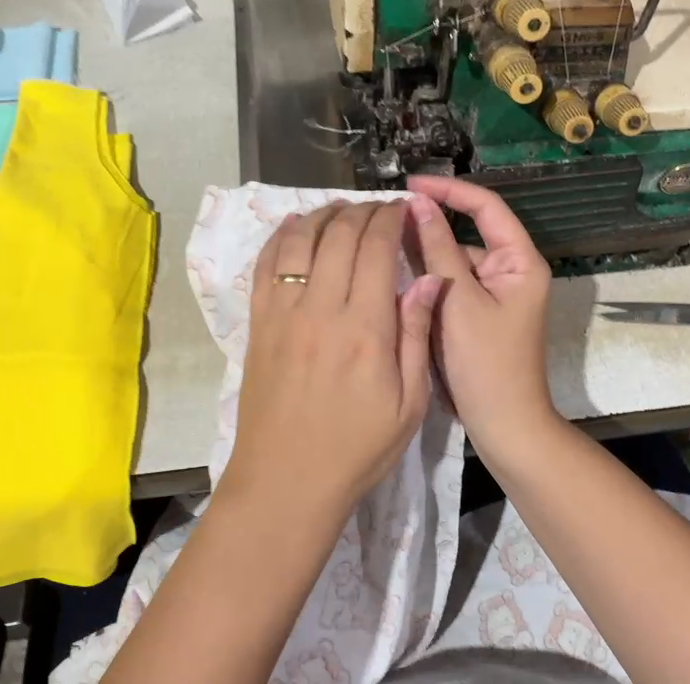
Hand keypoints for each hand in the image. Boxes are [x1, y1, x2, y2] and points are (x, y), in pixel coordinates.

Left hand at [225, 202, 440, 514]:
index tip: (402, 208)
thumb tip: (430, 279)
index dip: (390, 218)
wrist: (287, 481)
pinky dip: (280, 237)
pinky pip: (265, 265)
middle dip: (362, 210)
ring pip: (299, 241)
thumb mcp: (409, 403)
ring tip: (342, 210)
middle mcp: (321, 308)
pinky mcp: (259, 324)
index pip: (377, 247)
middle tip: (379, 208)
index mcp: (365, 327)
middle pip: (339, 234)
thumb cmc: (357, 448)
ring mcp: (283, 313)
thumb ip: (417, 335)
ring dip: (322, 215)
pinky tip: (294, 226)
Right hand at [405, 176, 558, 454]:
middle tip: (383, 214)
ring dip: (422, 252)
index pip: (486, 207)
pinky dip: (424, 278)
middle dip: (428, 223)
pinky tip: (391, 270)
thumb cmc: (487, 364)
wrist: (504, 427)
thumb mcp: (458, 301)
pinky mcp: (475, 312)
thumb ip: (437, 250)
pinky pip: (447, 284)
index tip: (410, 184)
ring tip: (378, 239)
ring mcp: (491, 293)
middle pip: (466, 232)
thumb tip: (416, 205)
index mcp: (519, 261)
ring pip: (452, 259)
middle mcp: (509, 270)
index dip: (449, 190)